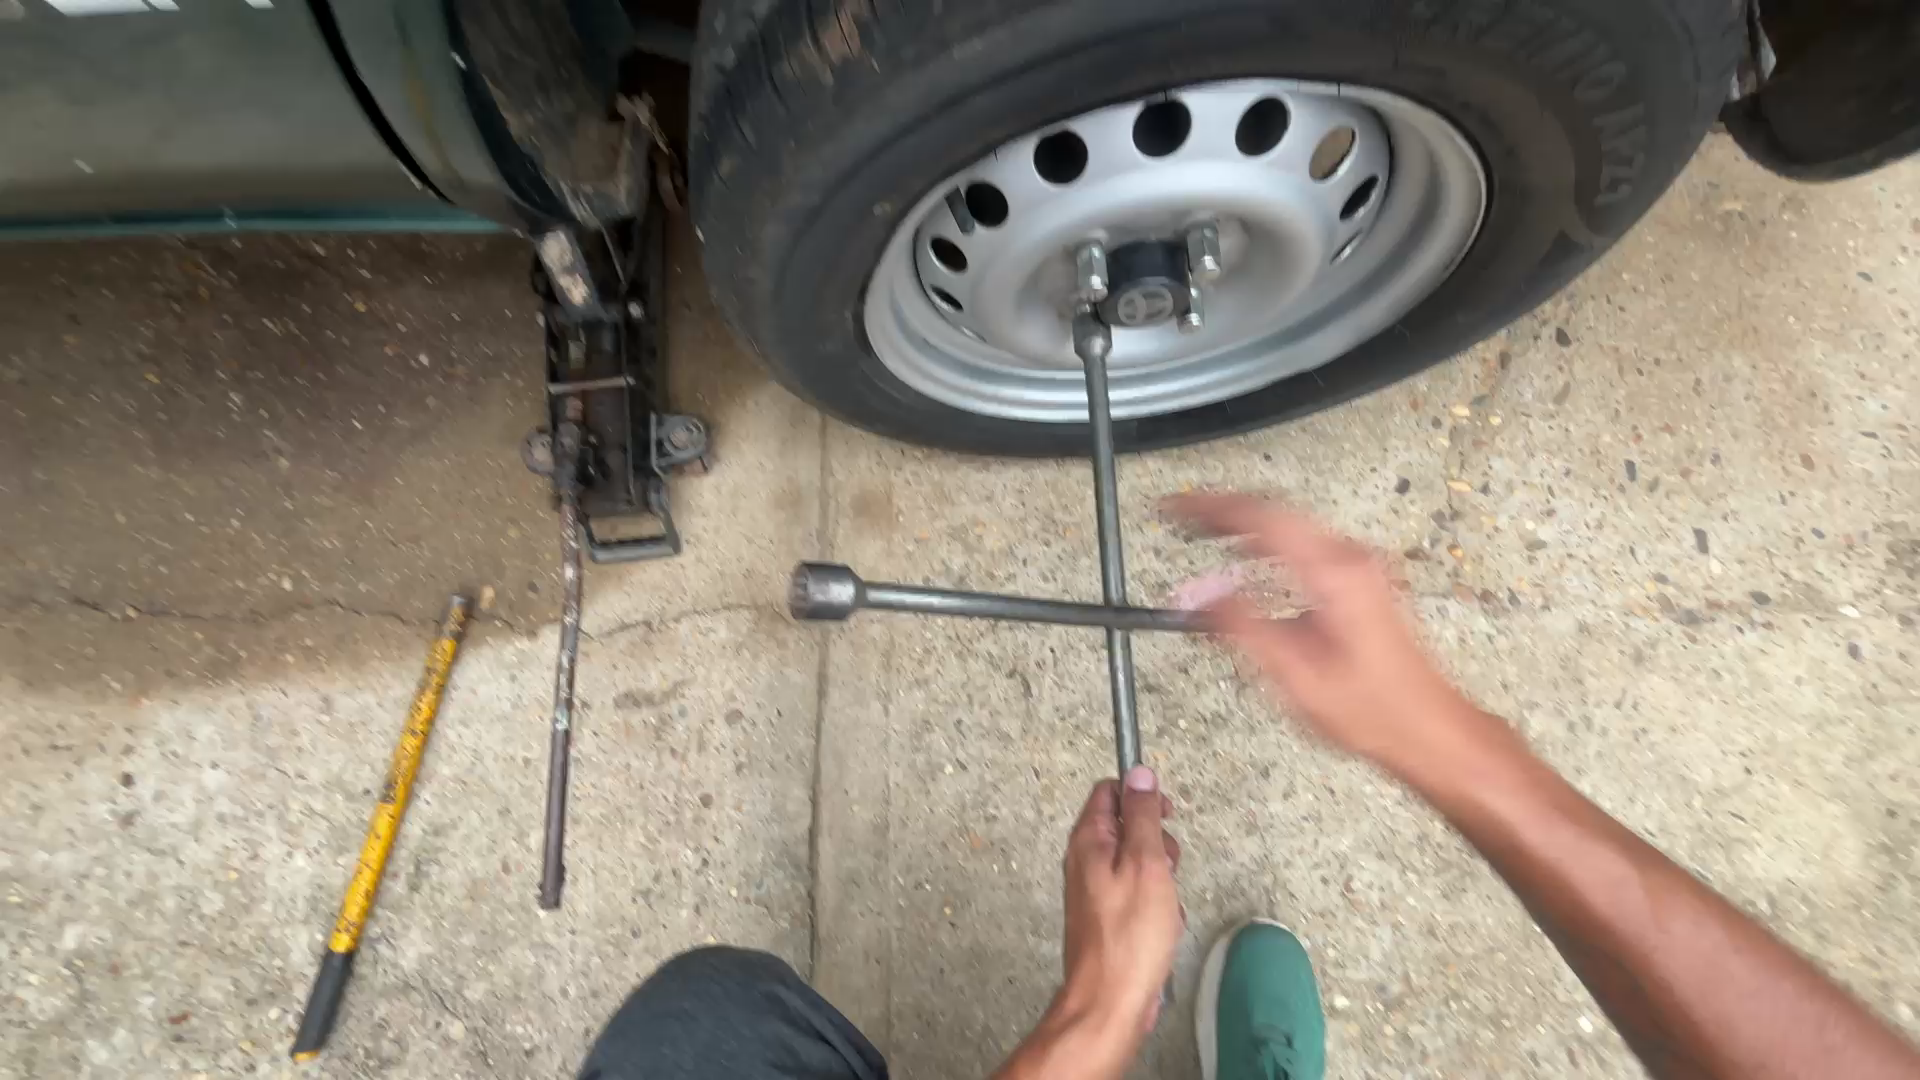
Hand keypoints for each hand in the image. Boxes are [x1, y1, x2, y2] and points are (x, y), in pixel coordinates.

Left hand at [1058, 767, 1182, 1041]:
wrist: (1110, 1001)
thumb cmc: (1130, 932)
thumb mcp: (1145, 862)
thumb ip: (1143, 815)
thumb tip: (1139, 772)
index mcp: (1088, 838)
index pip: (1109, 791)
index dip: (1140, 795)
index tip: (1167, 815)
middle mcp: (1085, 858)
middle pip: (1126, 826)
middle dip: (1157, 843)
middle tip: (1167, 867)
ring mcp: (1094, 888)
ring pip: (1137, 862)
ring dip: (1161, 878)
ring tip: (1165, 905)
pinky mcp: (1106, 915)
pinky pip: (1137, 893)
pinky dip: (1156, 904)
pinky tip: (1162, 927)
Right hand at [1165, 493, 1525, 786]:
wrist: (1431, 730)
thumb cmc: (1371, 709)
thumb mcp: (1293, 675)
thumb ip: (1241, 626)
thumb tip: (1199, 593)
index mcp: (1332, 574)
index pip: (1259, 517)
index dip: (1209, 508)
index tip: (1176, 507)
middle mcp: (1350, 559)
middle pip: (1274, 510)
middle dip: (1221, 509)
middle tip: (1181, 515)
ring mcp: (1359, 566)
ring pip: (1289, 521)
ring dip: (1242, 522)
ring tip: (1203, 529)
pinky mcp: (1361, 579)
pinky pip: (1303, 540)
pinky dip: (1264, 539)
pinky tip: (1246, 553)